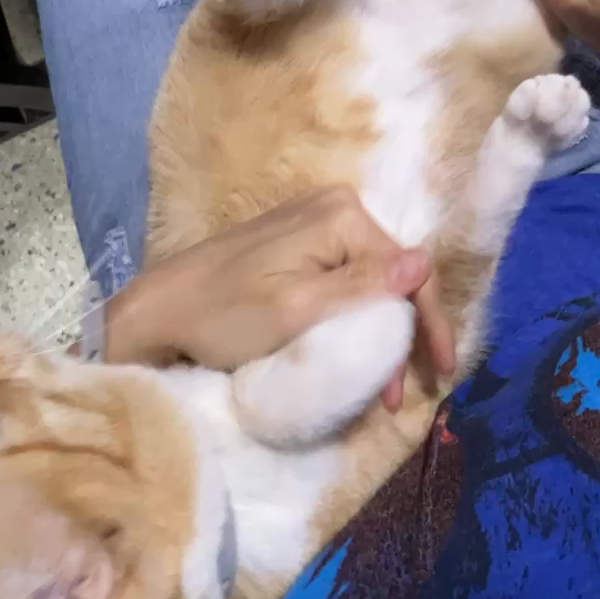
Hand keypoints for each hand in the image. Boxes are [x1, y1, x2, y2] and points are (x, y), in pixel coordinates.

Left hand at [103, 187, 456, 405]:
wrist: (159, 310)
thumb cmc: (225, 313)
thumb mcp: (298, 308)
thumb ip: (363, 286)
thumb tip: (424, 260)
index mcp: (341, 215)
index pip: (407, 268)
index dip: (430, 321)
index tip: (439, 371)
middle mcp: (335, 207)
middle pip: (392, 273)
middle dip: (403, 332)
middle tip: (400, 391)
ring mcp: (316, 221)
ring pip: (371, 279)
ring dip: (381, 330)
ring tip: (381, 386)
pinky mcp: (300, 241)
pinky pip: (347, 277)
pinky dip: (356, 316)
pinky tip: (355, 349)